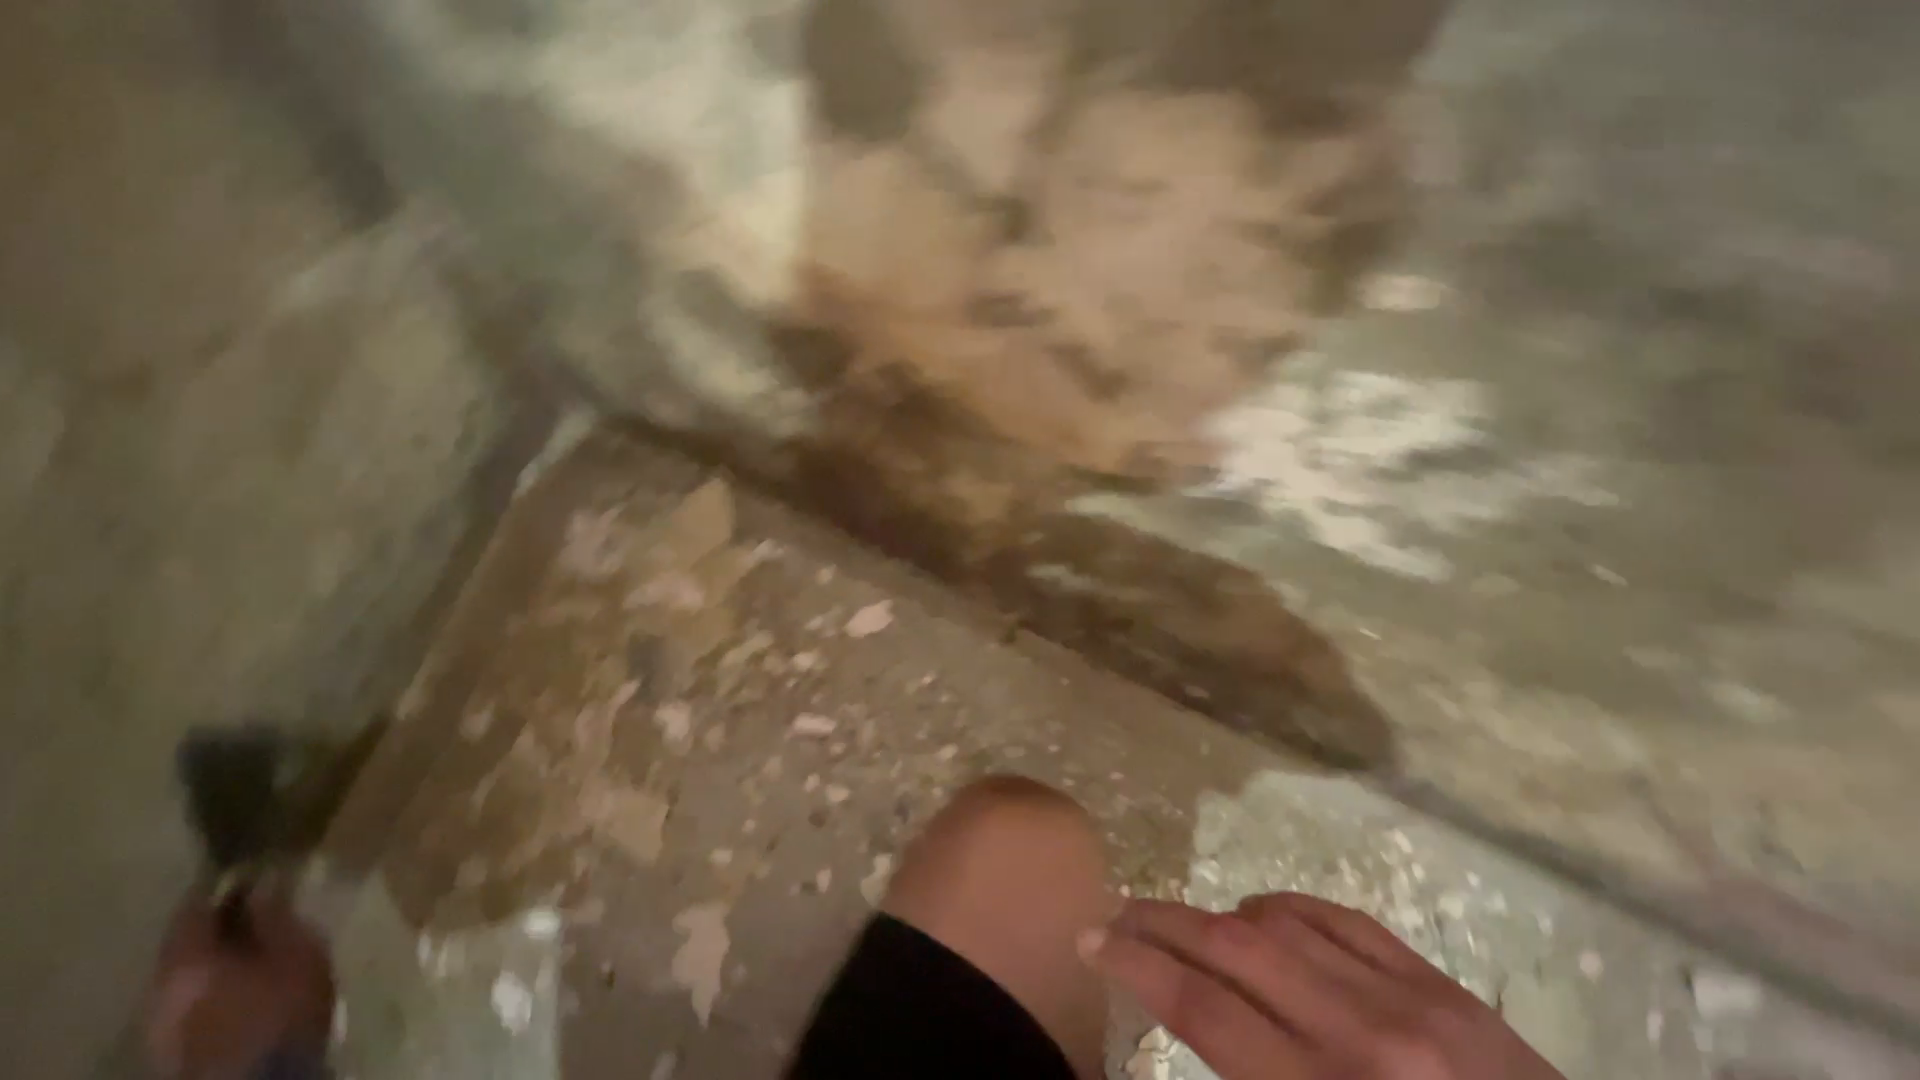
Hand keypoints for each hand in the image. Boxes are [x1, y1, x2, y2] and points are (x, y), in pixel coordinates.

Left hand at [145, 886, 335, 1079]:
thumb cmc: (283, 1007)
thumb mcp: (295, 951)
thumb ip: (274, 914)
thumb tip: (263, 879)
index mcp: (185, 958)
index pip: (193, 906)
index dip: (222, 883)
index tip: (250, 868)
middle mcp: (159, 985)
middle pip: (184, 940)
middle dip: (218, 921)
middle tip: (256, 905)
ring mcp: (159, 1019)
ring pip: (185, 970)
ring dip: (216, 952)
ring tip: (254, 942)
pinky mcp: (170, 1042)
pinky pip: (188, 995)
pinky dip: (212, 978)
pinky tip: (241, 978)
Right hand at [1081, 892, 1565, 1079]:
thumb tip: (1188, 1022)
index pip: (1203, 1007)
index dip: (1134, 963)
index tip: (1089, 938)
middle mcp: (1363, 1035)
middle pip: (1232, 948)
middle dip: (1159, 923)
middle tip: (1113, 914)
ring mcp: (1411, 1001)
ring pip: (1283, 922)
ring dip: (1218, 917)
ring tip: (1182, 926)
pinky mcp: (1446, 987)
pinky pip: (1344, 920)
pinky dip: (1287, 911)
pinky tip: (1263, 920)